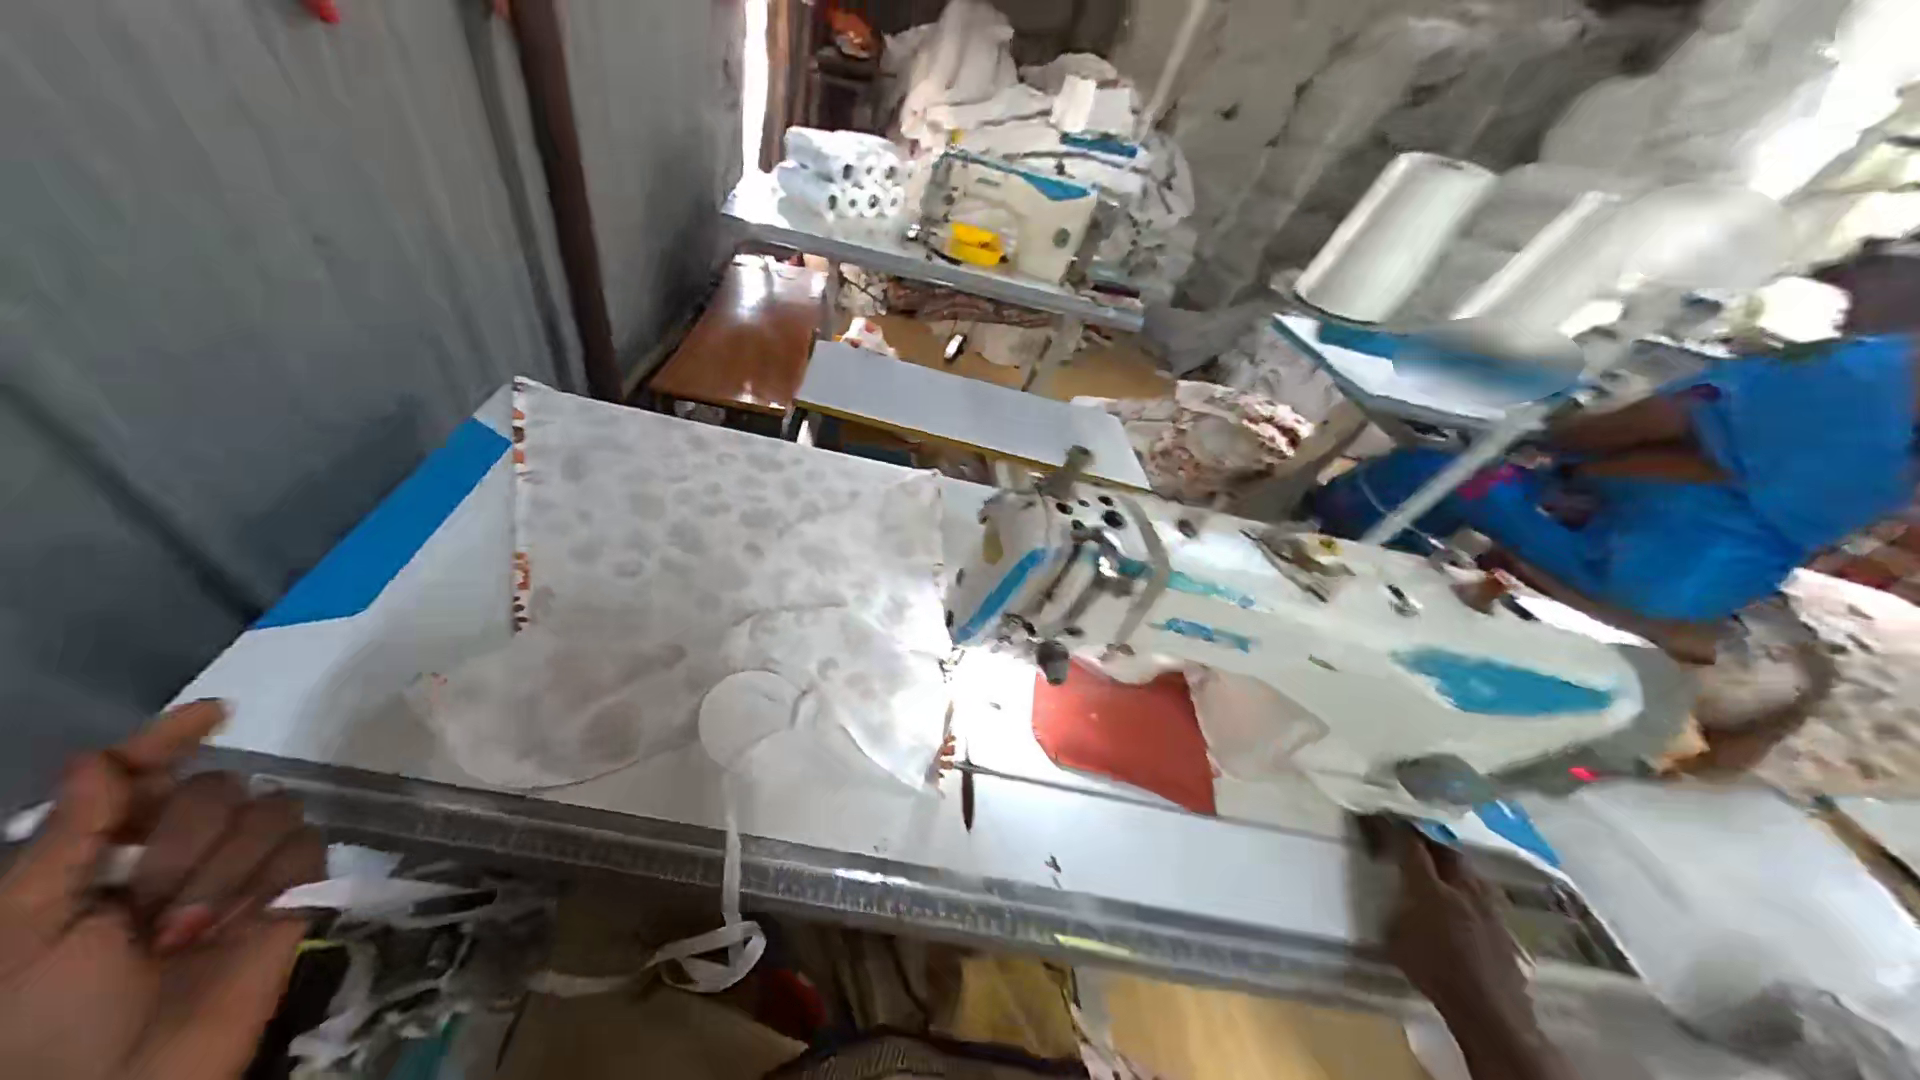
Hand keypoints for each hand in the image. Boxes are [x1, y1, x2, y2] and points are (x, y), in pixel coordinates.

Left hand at [0, 702, 324, 1079]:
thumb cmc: (39, 1022)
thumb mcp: (21, 932)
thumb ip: (68, 839)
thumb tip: (103, 757)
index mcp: (111, 854)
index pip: (147, 775)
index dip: (170, 739)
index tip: (213, 711)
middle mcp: (185, 850)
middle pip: (220, 787)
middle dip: (184, 841)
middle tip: (143, 905)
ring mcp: (248, 868)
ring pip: (271, 811)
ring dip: (221, 871)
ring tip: (184, 933)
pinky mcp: (297, 886)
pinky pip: (304, 846)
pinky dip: (264, 883)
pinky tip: (235, 924)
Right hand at [1384, 823, 1529, 1026]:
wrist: (1489, 1011)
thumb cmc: (1434, 973)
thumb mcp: (1397, 939)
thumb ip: (1396, 908)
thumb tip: (1394, 894)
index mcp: (1429, 889)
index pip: (1410, 846)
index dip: (1394, 828)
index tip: (1381, 815)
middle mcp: (1460, 888)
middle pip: (1444, 849)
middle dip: (1426, 838)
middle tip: (1411, 835)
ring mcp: (1486, 904)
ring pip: (1467, 867)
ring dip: (1449, 859)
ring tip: (1437, 860)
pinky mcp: (1503, 922)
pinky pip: (1482, 889)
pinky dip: (1467, 882)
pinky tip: (1461, 892)